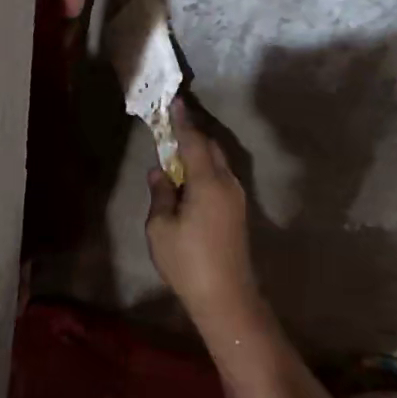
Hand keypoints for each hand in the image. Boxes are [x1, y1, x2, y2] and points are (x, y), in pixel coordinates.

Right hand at [146, 102, 261, 325]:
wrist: (226, 296)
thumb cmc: (187, 261)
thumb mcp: (161, 228)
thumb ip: (160, 194)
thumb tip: (159, 171)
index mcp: (208, 182)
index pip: (194, 141)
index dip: (183, 121)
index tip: (175, 101)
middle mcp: (228, 183)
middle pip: (212, 148)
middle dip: (193, 133)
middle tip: (173, 123)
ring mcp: (236, 198)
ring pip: (219, 163)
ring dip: (200, 152)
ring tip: (178, 148)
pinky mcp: (237, 212)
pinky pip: (221, 178)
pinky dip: (206, 168)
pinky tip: (190, 177)